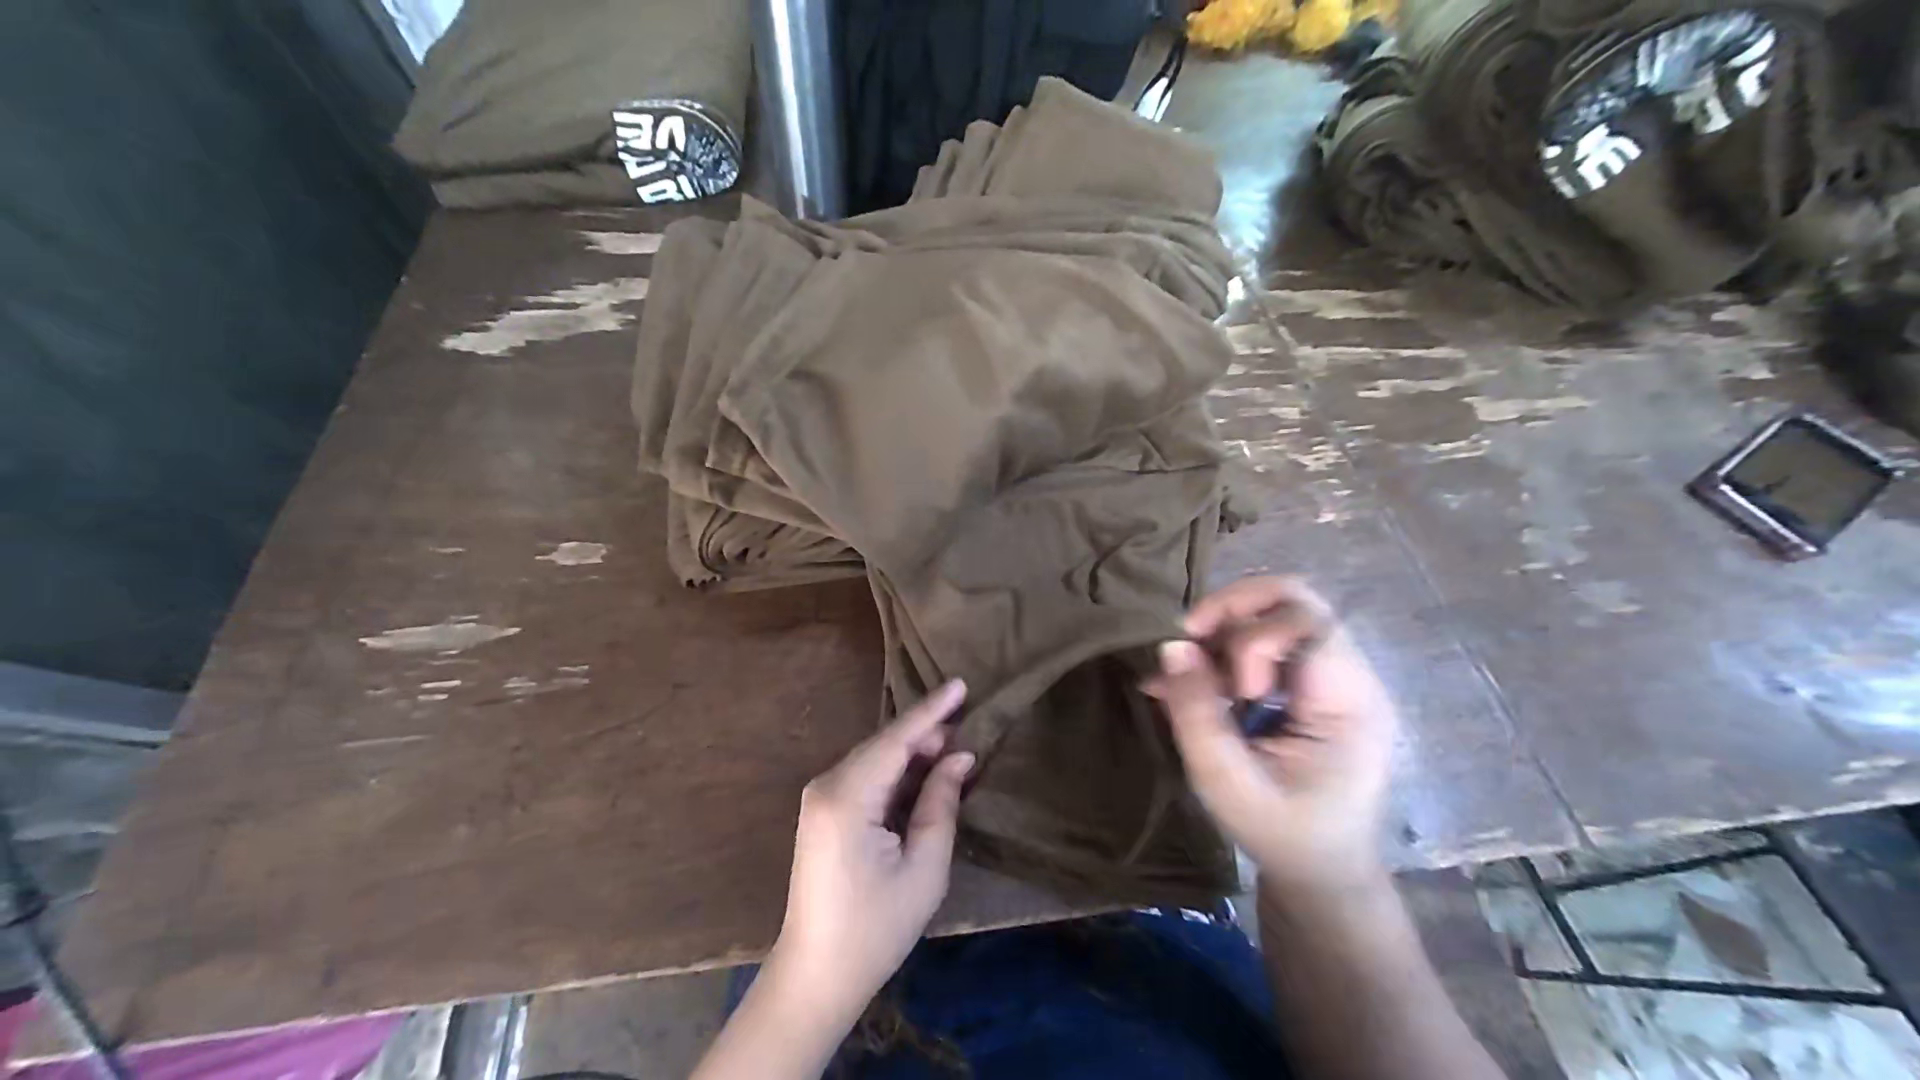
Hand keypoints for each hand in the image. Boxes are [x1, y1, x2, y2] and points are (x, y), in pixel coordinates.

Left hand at [767, 680, 974, 1020]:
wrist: (817, 973)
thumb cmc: (876, 927)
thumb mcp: (924, 868)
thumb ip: (940, 803)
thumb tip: (959, 757)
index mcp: (848, 797)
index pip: (896, 740)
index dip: (931, 711)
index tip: (960, 684)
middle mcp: (826, 785)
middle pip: (883, 745)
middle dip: (925, 734)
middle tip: (966, 732)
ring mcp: (819, 797)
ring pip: (873, 758)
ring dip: (911, 753)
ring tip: (951, 750)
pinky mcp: (822, 811)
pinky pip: (864, 776)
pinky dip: (895, 772)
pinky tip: (921, 775)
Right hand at [1145, 577, 1397, 890]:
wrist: (1321, 874)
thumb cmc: (1282, 834)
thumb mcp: (1227, 782)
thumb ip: (1197, 712)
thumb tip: (1171, 646)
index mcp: (1349, 701)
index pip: (1308, 618)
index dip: (1251, 629)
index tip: (1226, 684)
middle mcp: (1349, 677)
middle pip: (1291, 603)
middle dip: (1231, 614)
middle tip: (1190, 647)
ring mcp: (1330, 679)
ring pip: (1270, 616)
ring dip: (1220, 637)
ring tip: (1187, 681)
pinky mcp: (1308, 687)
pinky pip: (1263, 645)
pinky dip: (1223, 655)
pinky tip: (1191, 687)